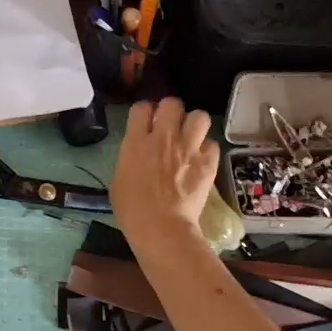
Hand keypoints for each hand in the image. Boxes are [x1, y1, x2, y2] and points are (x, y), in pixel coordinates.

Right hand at [110, 98, 219, 246]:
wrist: (162, 227)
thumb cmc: (132, 209)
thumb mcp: (119, 179)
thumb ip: (130, 158)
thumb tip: (138, 153)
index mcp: (136, 141)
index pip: (141, 107)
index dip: (145, 112)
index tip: (147, 122)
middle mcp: (163, 137)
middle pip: (172, 103)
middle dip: (172, 112)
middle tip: (171, 126)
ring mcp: (188, 147)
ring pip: (199, 116)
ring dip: (194, 125)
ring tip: (191, 138)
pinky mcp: (208, 162)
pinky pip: (212, 143)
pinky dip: (207, 150)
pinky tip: (202, 161)